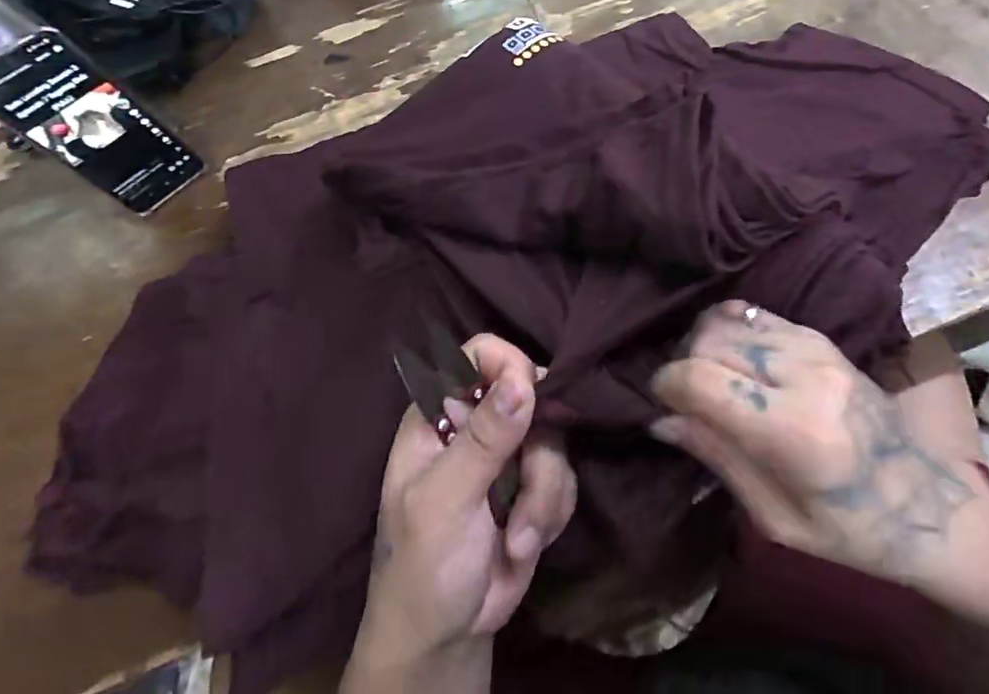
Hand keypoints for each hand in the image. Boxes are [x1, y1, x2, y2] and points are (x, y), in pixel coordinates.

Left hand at [343, 334, 577, 693]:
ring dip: (543, 496)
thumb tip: (522, 380)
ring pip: (554, 440)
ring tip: (517, 539)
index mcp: (437, 413)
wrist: (446, 634)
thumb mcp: (446, 500)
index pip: (476, 355)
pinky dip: (551, 513)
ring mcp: (506, 453)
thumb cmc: (424, 563)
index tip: (531, 397)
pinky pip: (564, 476)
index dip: (508, 364)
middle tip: (527, 491)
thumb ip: (483, 439)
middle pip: (529, 396)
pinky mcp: (532, 485)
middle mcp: (473, 422)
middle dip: (538, 455)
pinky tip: (523, 543)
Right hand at [649, 301, 988, 614]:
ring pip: (726, 322)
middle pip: (708, 342)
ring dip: (703, 346)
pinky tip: (731, 358)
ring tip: (708, 378)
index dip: (666, 386)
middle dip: (682, 365)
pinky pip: (754, 314)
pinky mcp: (822, 339)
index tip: (662, 405)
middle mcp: (807, 377)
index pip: (701, 380)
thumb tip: (661, 420)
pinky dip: (728, 330)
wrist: (936, 510)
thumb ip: (718, 459)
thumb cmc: (855, 532)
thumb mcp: (778, 520)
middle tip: (685, 398)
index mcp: (797, 432)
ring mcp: (818, 350)